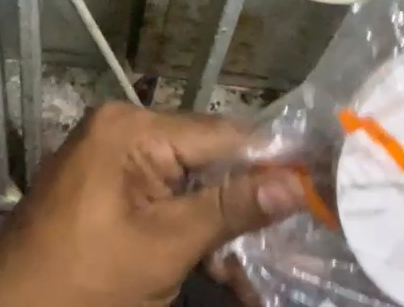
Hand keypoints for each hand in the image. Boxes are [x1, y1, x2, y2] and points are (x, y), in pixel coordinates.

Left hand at [0, 103, 305, 305]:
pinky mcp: (103, 180)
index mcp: (132, 126)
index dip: (269, 161)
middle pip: (203, 155)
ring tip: (242, 272)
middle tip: (283, 242)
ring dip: (215, 223)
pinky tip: (211, 263)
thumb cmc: (88, 277)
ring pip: (184, 179)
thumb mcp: (166, 246)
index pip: (219, 133)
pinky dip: (183, 223)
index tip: (315, 183)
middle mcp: (121, 125)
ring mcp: (108, 151)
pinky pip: (158, 191)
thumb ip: (230, 210)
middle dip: (241, 203)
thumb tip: (294, 182)